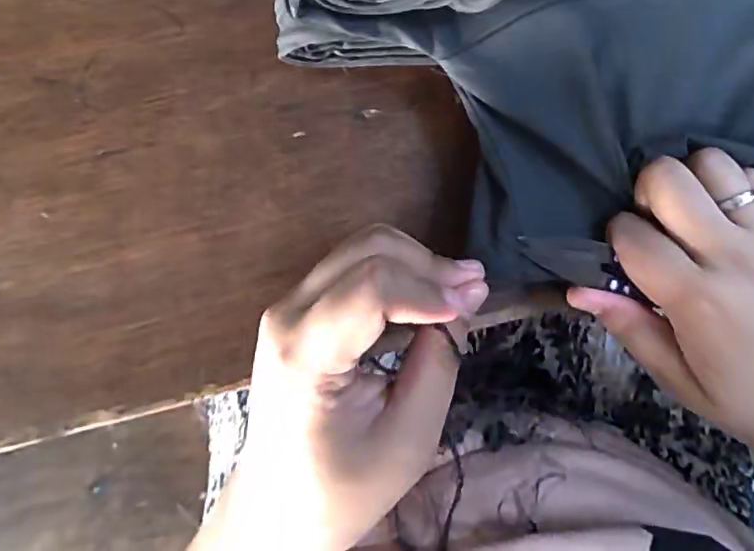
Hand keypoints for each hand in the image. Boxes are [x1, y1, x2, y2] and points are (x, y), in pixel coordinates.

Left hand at [192, 226, 487, 550]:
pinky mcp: (303, 303)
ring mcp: (291, 303)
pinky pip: (357, 263)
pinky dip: (401, 268)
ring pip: (365, 246)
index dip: (427, 288)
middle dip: (429, 265)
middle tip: (476, 288)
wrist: (277, 507)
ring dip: (417, 260)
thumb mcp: (406, 442)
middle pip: (370, 251)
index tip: (471, 303)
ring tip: (460, 287)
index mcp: (303, 353)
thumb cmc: (341, 488)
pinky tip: (430, 290)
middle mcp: (289, 314)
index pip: (371, 288)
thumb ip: (438, 364)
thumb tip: (463, 299)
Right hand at [567, 149, 753, 476]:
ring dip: (690, 179)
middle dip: (645, 191)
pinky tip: (728, 216)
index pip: (633, 234)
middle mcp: (733, 256)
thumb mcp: (681, 381)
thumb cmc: (750, 401)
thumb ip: (629, 327)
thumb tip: (578, 287)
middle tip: (655, 224)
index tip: (626, 256)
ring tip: (692, 213)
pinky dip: (731, 184)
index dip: (617, 237)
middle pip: (667, 177)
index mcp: (699, 300)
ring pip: (711, 161)